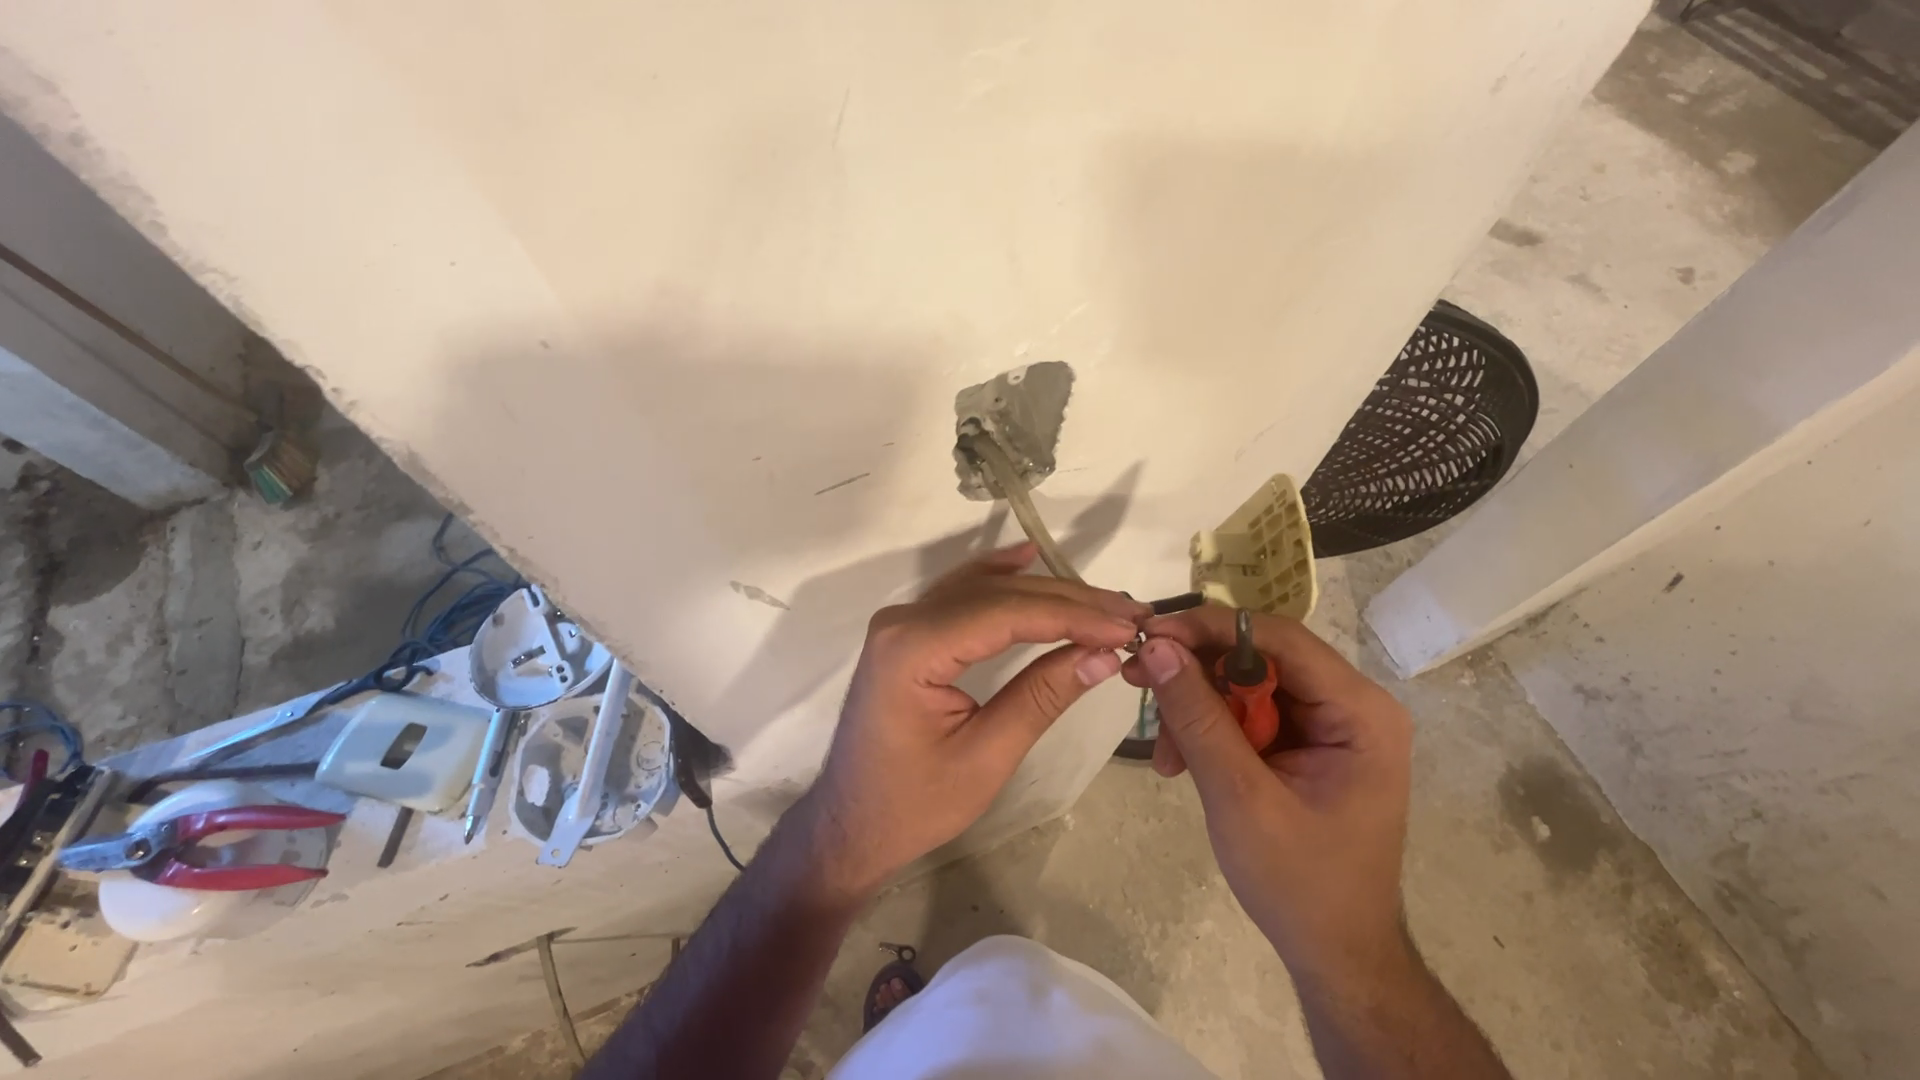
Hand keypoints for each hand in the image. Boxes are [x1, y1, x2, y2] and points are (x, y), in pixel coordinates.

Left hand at [802, 543, 1144, 897]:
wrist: (851, 824)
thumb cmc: (913, 804)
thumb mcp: (986, 757)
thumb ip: (1042, 697)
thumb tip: (1104, 654)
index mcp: (913, 649)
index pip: (1007, 614)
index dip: (1073, 616)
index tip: (1128, 626)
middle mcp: (902, 620)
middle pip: (998, 594)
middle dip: (1068, 602)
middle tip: (1130, 614)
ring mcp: (901, 622)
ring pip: (983, 590)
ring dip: (1044, 593)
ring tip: (1102, 601)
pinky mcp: (907, 633)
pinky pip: (959, 594)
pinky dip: (998, 578)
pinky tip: (1027, 558)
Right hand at [1123, 608, 1412, 983]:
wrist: (1335, 952)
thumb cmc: (1299, 882)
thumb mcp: (1239, 796)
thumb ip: (1197, 716)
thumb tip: (1154, 647)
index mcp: (1359, 711)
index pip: (1278, 637)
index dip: (1209, 629)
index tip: (1148, 636)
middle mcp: (1351, 705)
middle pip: (1259, 658)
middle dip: (1195, 675)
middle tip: (1135, 682)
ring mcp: (1330, 725)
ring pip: (1245, 685)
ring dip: (1196, 710)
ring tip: (1165, 756)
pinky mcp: (1307, 745)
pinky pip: (1248, 715)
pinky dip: (1209, 732)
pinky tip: (1181, 763)